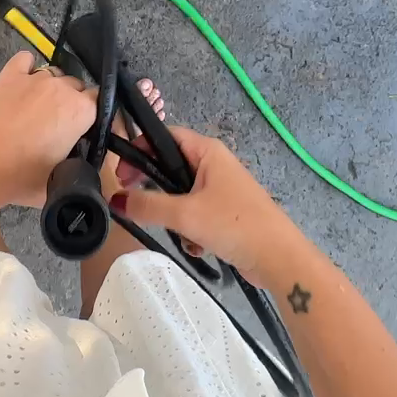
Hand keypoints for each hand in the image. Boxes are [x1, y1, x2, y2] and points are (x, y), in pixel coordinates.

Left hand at [0, 51, 97, 210]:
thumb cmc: (16, 179)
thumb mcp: (61, 181)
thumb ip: (80, 166)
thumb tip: (82, 162)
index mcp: (79, 112)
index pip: (100, 101)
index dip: (94, 115)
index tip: (86, 129)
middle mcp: (60, 88)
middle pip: (77, 87)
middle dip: (73, 103)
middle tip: (59, 127)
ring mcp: (33, 79)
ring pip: (54, 74)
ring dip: (51, 89)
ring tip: (37, 112)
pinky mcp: (8, 76)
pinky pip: (25, 60)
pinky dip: (27, 69)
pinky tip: (23, 86)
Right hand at [111, 126, 307, 286]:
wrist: (280, 259)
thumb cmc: (234, 224)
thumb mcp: (185, 214)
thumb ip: (147, 205)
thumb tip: (115, 200)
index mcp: (207, 151)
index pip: (165, 136)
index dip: (140, 149)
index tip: (120, 173)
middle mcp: (214, 164)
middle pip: (171, 165)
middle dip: (152, 185)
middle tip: (131, 200)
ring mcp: (221, 189)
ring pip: (181, 194)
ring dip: (173, 214)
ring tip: (174, 232)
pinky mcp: (226, 213)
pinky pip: (195, 213)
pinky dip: (190, 229)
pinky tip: (196, 247)